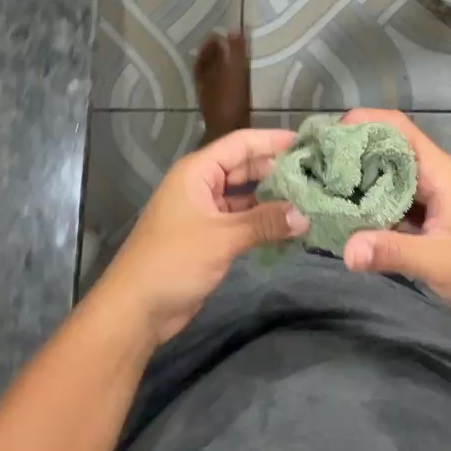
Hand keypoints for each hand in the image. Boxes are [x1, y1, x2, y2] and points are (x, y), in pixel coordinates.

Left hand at [92, 128, 308, 344]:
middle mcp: (201, 185)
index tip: (307, 143)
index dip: (272, 140)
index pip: (240, 144)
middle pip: (244, 167)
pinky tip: (289, 226)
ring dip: (272, 199)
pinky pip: (241, 220)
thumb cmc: (173, 261)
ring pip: (244, 196)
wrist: (135, 310)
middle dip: (276, 170)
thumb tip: (305, 215)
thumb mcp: (222, 238)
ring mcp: (204, 212)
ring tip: (309, 199)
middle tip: (315, 173)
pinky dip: (262, 221)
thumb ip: (264, 223)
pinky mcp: (208, 237)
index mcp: (197, 172)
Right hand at [338, 109, 450, 312]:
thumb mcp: (437, 261)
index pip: (396, 127)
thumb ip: (392, 252)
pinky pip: (390, 197)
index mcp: (436, 170)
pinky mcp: (425, 213)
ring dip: (356, 177)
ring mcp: (428, 193)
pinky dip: (367, 200)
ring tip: (318, 186)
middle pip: (385, 147)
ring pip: (385, 173)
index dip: (362, 122)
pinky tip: (343, 213)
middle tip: (311, 164)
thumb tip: (345, 250)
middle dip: (350, 151)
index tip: (326, 136)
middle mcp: (430, 174)